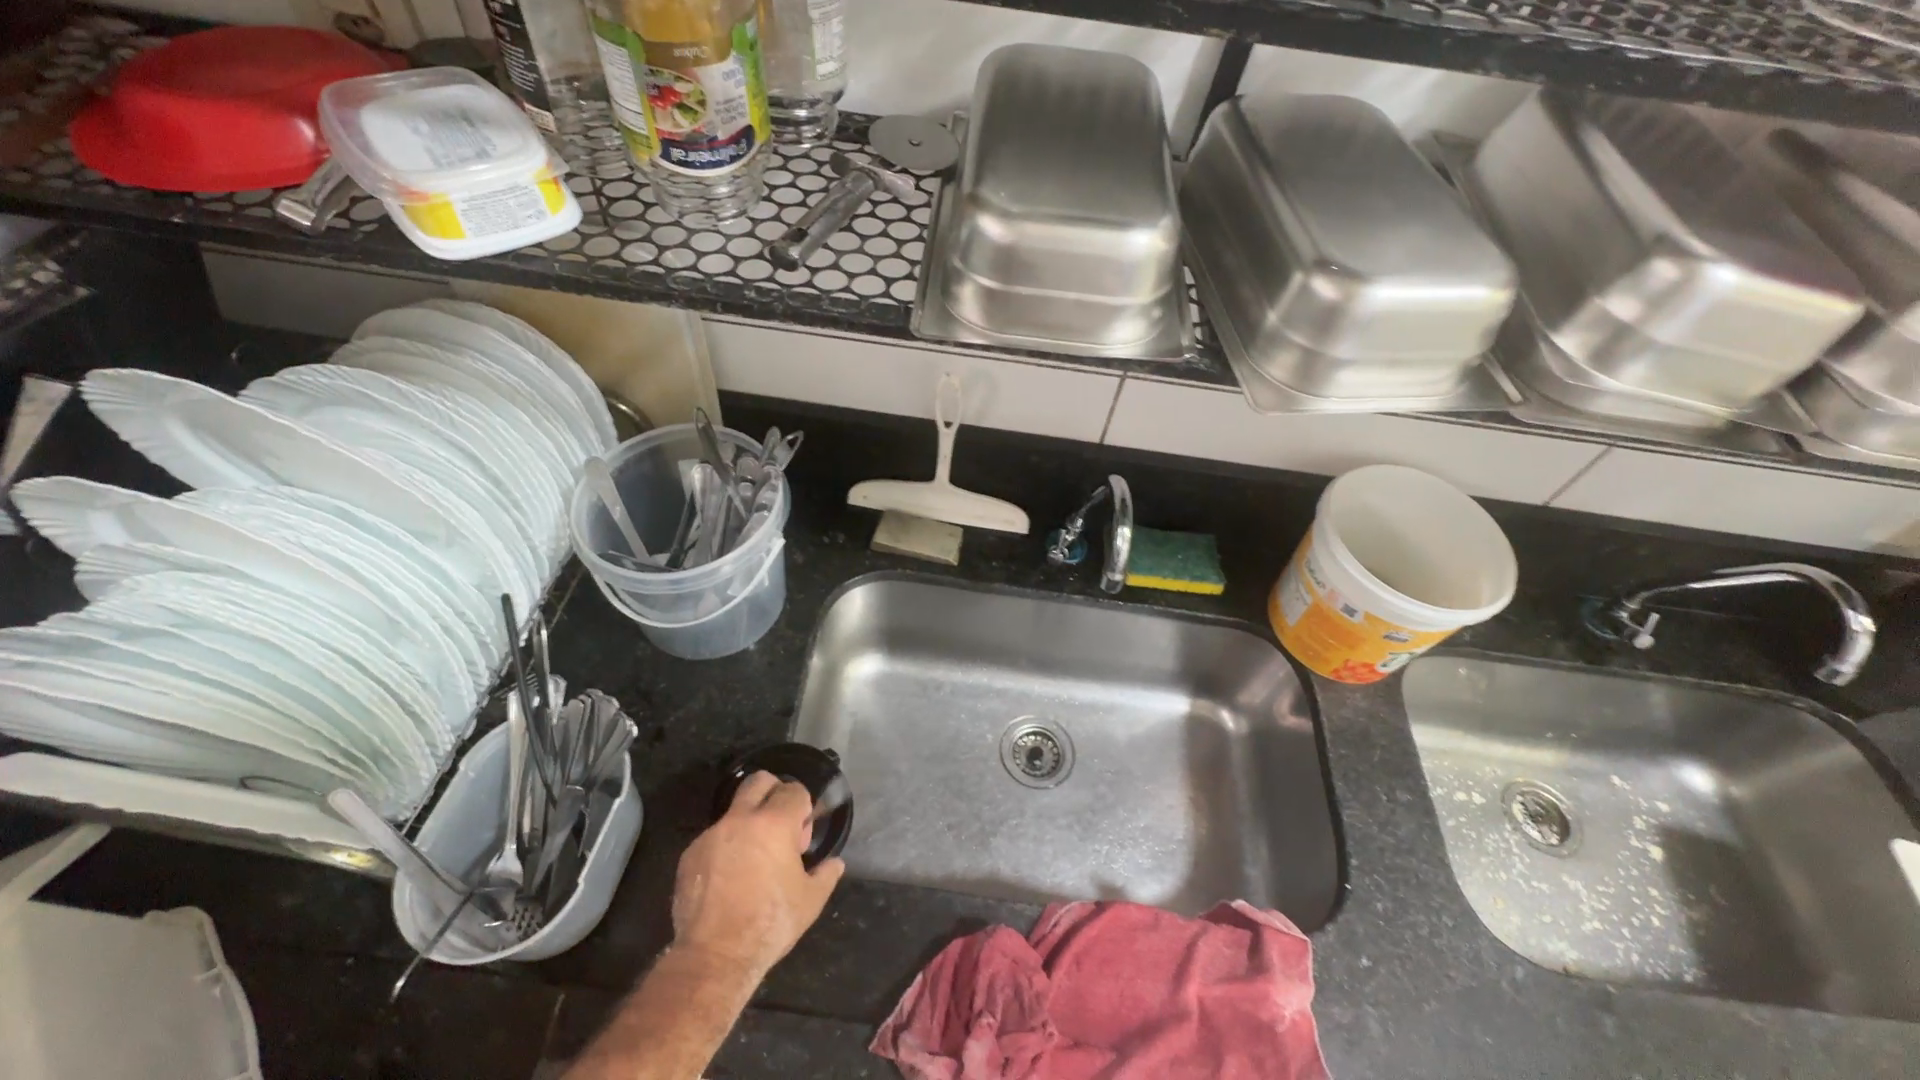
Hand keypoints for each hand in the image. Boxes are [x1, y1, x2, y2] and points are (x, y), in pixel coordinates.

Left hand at [671, 771, 845, 981]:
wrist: (716, 954)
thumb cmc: (771, 923)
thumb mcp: (810, 901)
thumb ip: (826, 875)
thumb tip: (835, 864)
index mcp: (774, 824)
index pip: (794, 791)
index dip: (803, 810)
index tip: (801, 838)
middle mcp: (740, 820)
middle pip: (759, 781)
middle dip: (774, 792)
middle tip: (781, 827)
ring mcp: (711, 835)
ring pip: (734, 812)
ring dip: (749, 825)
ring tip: (755, 862)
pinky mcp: (689, 855)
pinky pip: (714, 838)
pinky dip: (727, 848)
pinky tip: (731, 880)